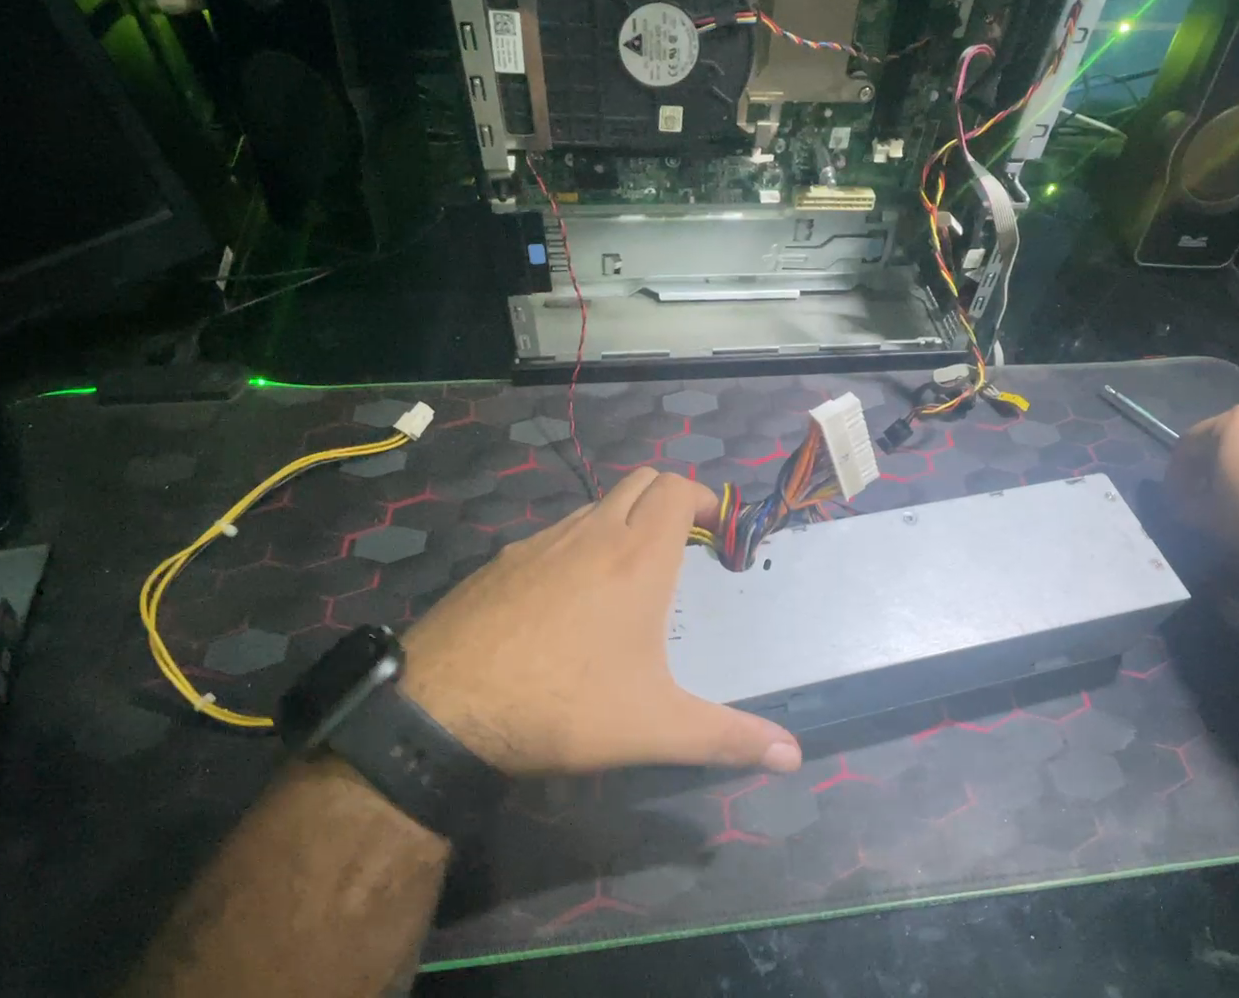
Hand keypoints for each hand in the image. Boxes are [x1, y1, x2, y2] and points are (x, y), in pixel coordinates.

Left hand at [395, 467, 802, 776]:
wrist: (444, 707)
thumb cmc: (565, 706)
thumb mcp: (655, 727)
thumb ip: (728, 738)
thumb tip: (794, 756)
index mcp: (638, 557)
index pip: (678, 490)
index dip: (706, 499)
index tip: (719, 533)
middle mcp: (591, 534)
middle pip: (640, 483)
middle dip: (670, 502)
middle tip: (684, 548)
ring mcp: (540, 543)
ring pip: (594, 507)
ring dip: (622, 523)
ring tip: (629, 578)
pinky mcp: (501, 562)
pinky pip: (553, 535)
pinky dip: (576, 546)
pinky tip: (566, 602)